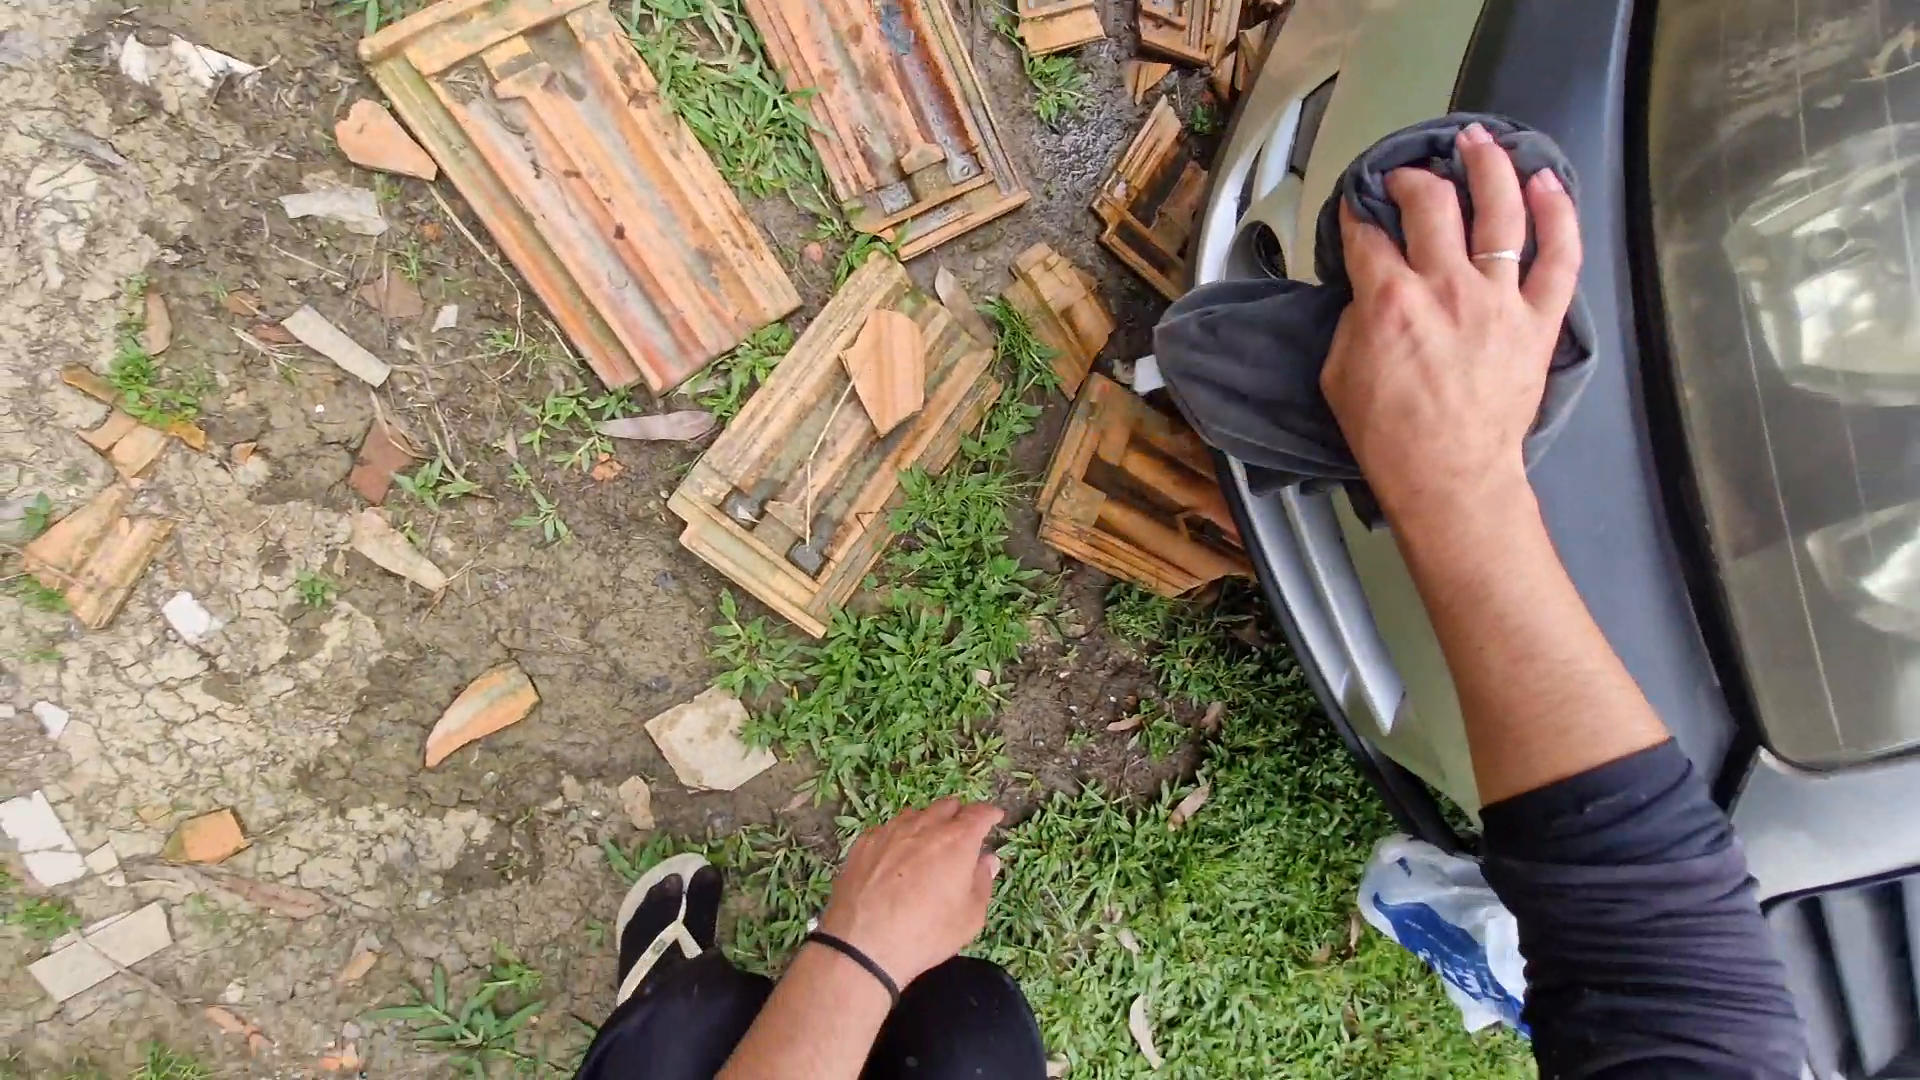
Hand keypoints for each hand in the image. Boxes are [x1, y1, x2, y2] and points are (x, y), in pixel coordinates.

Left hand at [816, 798, 1002, 985]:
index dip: (989, 814)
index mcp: (957, 840)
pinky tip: (896, 857)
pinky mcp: (866, 842)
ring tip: (927, 844)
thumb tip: (988, 859)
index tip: (995, 816)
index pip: (979, 814)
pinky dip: (899, 836)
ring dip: (928, 823)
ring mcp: (892, 830)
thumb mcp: (970, 917)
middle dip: (958, 814)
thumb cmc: (927, 933)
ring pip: (916, 814)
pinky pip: (889, 829)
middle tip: (961, 832)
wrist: (864, 944)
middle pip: (947, 806)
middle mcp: (926, 826)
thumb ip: (982, 882)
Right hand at [1320, 122, 1581, 526]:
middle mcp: (1445, 287)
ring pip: (1500, 211)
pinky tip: (1545, 181)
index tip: (1355, 211)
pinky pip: (1559, 252)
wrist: (1445, 472)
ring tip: (1477, 142)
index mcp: (1388, 303)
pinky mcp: (1538, 316)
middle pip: (1431, 206)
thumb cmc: (1384, 433)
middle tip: (1404, 176)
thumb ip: (1351, 324)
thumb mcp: (1337, 376)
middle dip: (1411, 180)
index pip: (1368, 239)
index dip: (1356, 217)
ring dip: (1487, 166)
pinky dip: (1557, 211)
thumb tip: (1369, 296)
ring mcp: (1498, 297)